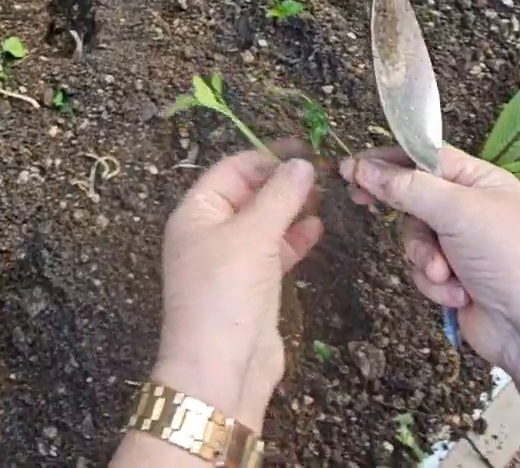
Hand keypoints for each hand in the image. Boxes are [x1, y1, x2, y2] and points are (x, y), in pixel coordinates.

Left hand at [151, 150, 322, 431]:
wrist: (220, 371)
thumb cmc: (225, 292)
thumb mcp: (252, 235)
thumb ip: (280, 196)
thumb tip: (303, 163)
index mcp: (196, 212)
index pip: (231, 169)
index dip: (266, 156)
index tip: (303, 148)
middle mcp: (210, 231)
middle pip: (248, 193)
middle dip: (281, 181)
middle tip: (319, 170)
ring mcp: (230, 259)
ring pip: (263, 221)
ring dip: (290, 207)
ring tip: (323, 195)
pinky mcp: (251, 285)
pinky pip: (274, 250)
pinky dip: (294, 238)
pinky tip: (317, 228)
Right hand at [340, 146, 519, 367]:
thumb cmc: (508, 256)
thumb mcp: (456, 210)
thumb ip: (405, 187)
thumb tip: (361, 167)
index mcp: (477, 180)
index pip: (422, 157)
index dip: (386, 160)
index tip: (351, 166)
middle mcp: (467, 208)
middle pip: (411, 197)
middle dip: (403, 213)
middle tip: (358, 200)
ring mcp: (460, 245)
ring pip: (413, 237)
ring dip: (423, 256)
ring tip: (444, 273)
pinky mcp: (453, 279)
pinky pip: (422, 269)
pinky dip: (434, 283)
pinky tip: (457, 294)